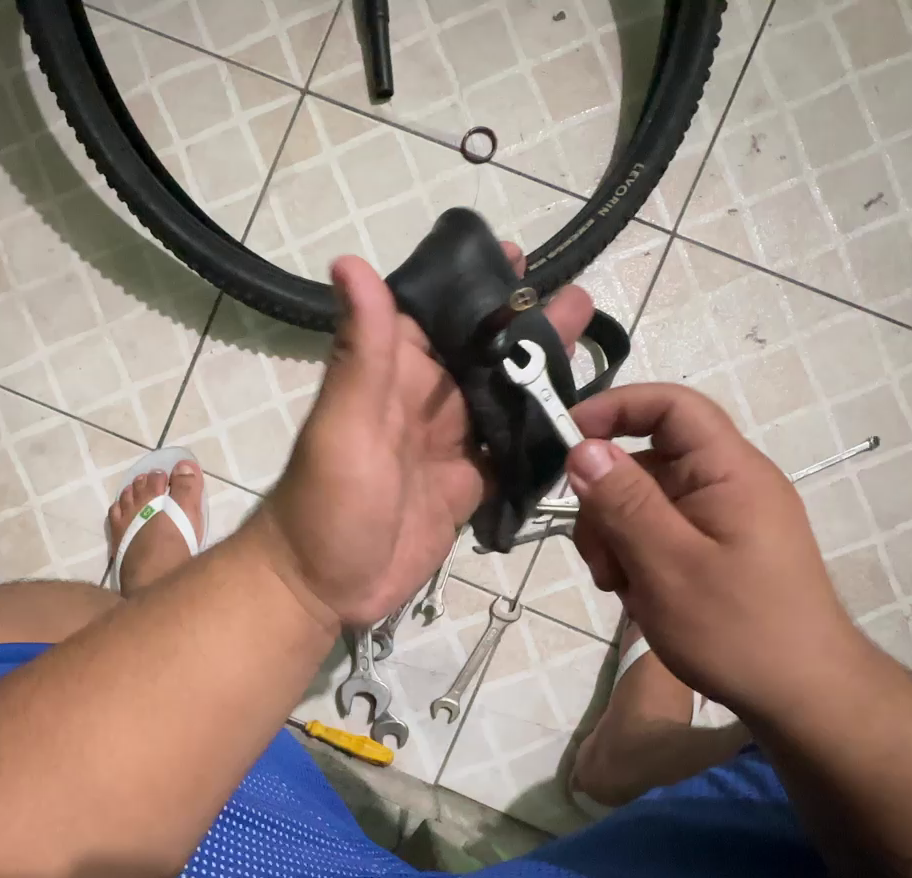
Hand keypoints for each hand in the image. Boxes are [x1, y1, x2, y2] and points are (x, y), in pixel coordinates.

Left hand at [255, 248, 593, 628]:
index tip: (517, 256)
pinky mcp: (465, 487)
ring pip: (502, 400)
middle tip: (579, 299)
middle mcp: (424, 404)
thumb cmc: (327, 504)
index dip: (473, 287)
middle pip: (481, 357)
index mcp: (393, 377)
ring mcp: (447, 446)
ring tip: (589, 343)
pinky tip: (579, 419)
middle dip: (526, 328)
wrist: (322, 587)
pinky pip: (509, 453)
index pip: (436, 317)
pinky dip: (539, 437)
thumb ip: (363, 352)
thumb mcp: (345, 423)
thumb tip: (349, 261)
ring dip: (540, 375)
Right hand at [564, 384, 881, 717]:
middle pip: (645, 460)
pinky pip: (657, 532)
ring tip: (620, 586)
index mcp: (729, 471)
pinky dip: (634, 556)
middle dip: (606, 500)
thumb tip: (581, 448)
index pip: (670, 406)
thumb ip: (622, 502)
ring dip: (615, 536)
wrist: (801, 697)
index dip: (614, 408)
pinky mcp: (713, 548)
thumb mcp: (667, 564)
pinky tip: (635, 593)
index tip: (564, 440)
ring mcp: (720, 519)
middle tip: (598, 558)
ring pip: (642, 500)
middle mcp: (727, 484)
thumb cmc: (736, 629)